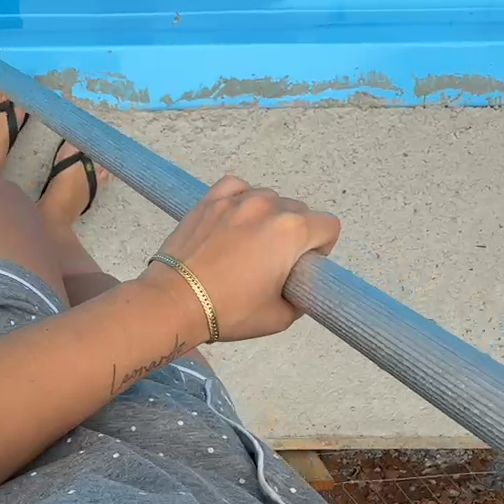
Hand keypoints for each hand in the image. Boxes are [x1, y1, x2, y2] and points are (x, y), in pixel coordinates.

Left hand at [143, 174, 340, 341]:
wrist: (175, 301)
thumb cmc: (228, 311)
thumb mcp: (280, 316)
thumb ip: (300, 296)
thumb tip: (297, 287)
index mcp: (291, 231)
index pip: (328, 226)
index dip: (321, 248)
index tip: (302, 266)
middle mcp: (267, 207)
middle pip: (298, 210)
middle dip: (294, 233)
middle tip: (272, 260)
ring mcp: (235, 200)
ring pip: (268, 198)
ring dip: (267, 216)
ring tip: (248, 243)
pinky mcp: (208, 201)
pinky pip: (235, 187)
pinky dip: (240, 198)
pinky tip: (235, 218)